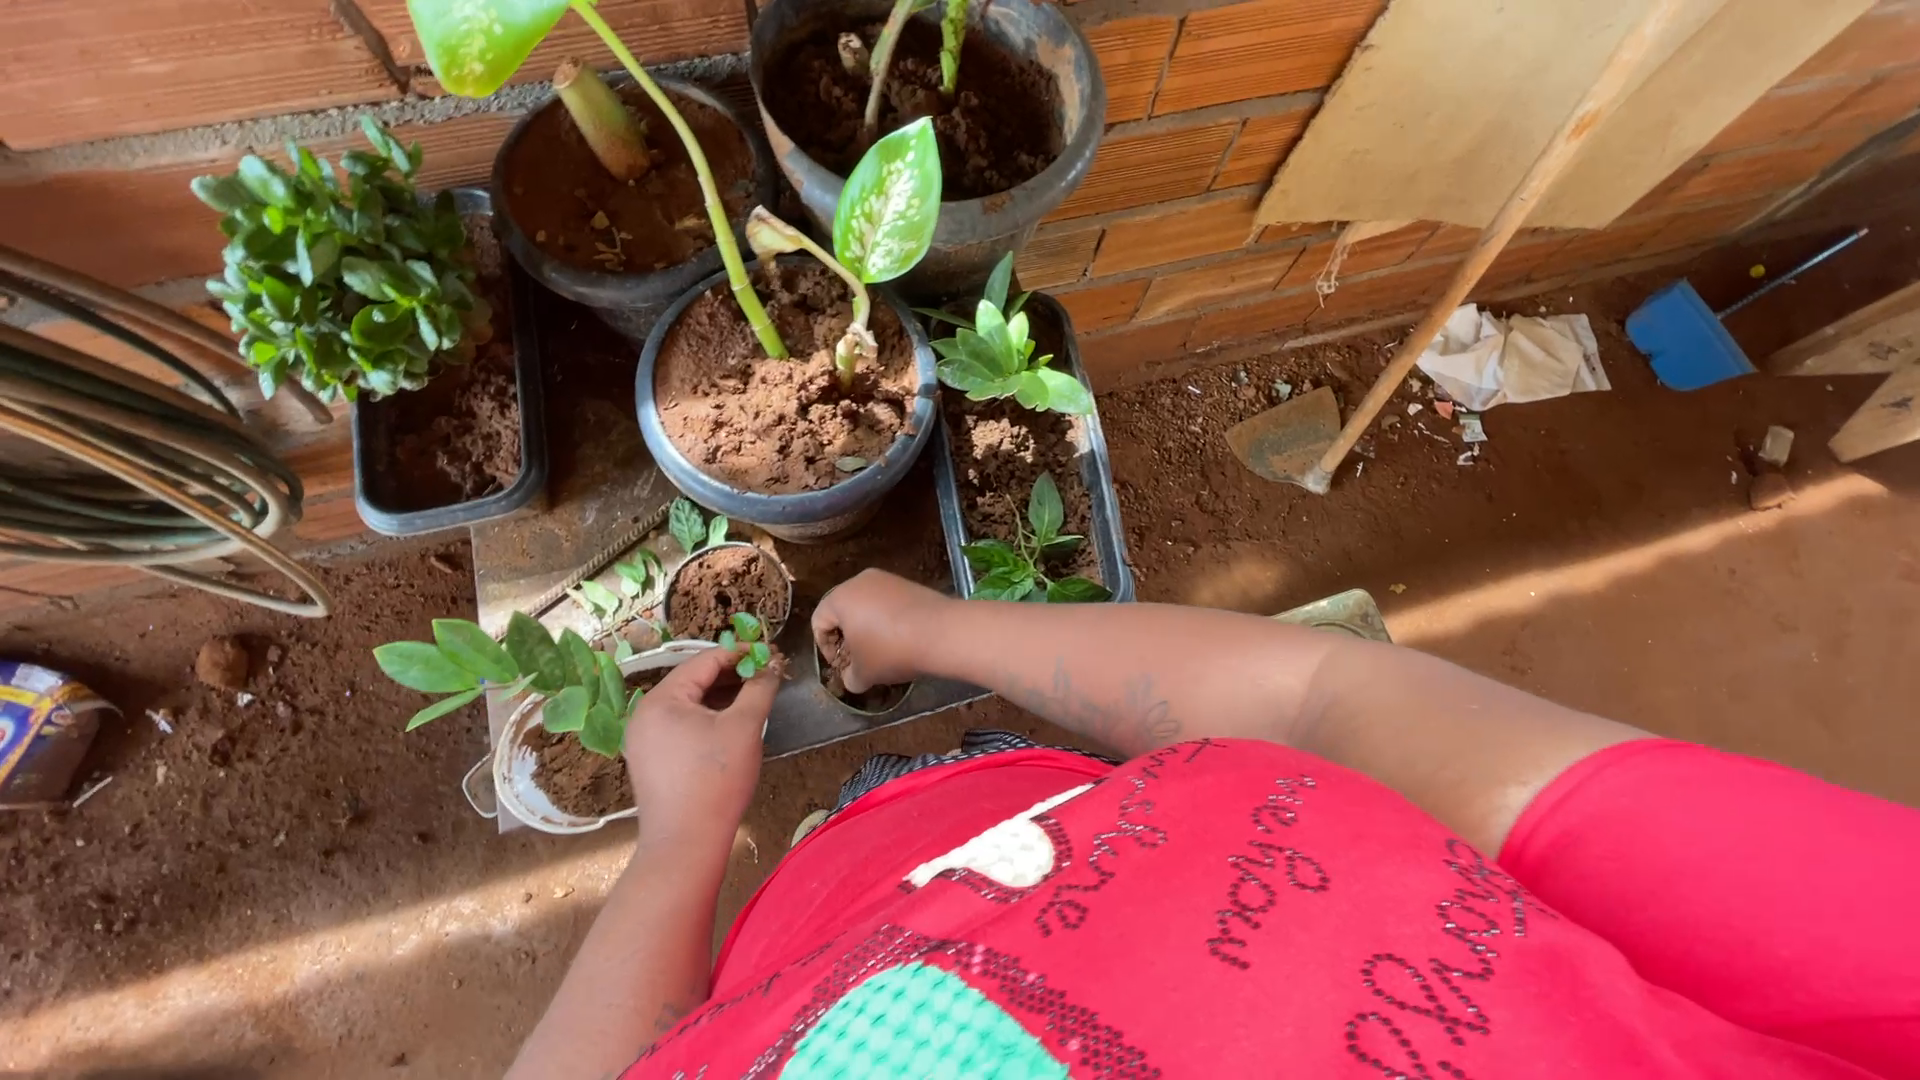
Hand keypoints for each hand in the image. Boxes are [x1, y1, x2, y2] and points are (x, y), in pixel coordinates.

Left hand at [623, 644, 778, 852]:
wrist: (686, 843)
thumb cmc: (716, 779)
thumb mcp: (744, 727)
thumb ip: (759, 688)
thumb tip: (771, 665)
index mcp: (661, 699)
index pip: (704, 661)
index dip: (739, 654)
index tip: (769, 654)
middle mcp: (644, 713)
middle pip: (694, 681)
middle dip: (732, 675)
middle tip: (766, 675)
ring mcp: (644, 738)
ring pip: (689, 703)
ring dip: (721, 696)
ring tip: (754, 696)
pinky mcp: (650, 759)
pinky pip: (681, 725)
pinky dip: (708, 717)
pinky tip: (732, 723)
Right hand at [812, 569, 950, 692]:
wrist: (941, 632)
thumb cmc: (890, 650)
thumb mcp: (864, 673)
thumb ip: (850, 677)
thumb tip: (851, 679)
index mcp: (840, 597)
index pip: (819, 622)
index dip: (825, 648)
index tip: (841, 666)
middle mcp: (860, 581)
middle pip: (843, 610)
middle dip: (847, 637)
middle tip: (859, 659)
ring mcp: (887, 579)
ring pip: (867, 605)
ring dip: (868, 628)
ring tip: (882, 651)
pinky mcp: (909, 584)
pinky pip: (888, 603)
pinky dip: (888, 620)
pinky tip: (900, 639)